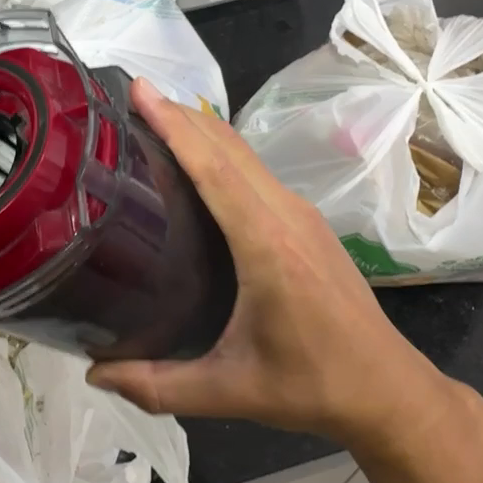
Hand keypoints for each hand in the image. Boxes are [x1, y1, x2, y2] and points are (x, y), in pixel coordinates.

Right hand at [88, 80, 457, 448]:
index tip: (140, 91)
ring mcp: (300, 213)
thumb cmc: (312, 387)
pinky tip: (195, 159)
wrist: (390, 391)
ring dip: (200, 128)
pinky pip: (255, 169)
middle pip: (227, 147)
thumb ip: (158, 385)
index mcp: (266, 248)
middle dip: (179, 113)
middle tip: (131, 94)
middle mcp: (286, 216)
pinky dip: (219, 150)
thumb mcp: (231, 392)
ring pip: (244, 153)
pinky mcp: (305, 220)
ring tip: (154, 115)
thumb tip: (92, 376)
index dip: (175, 126)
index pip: (214, 169)